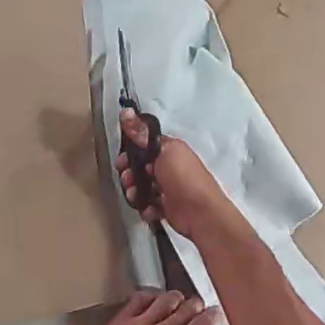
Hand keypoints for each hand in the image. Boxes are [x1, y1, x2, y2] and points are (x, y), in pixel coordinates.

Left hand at [59, 289, 217, 324]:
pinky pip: (139, 299)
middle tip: (198, 308)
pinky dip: (151, 296)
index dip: (211, 317)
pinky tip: (153, 302)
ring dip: (176, 299)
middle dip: (196, 306)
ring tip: (177, 303)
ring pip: (165, 299)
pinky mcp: (120, 321)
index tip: (214, 314)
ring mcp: (138, 324)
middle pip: (186, 308)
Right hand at [115, 110, 237, 238]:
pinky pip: (150, 205)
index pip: (145, 146)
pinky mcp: (168, 207)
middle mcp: (170, 167)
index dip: (131, 153)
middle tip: (128, 180)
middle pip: (141, 168)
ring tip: (137, 197)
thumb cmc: (183, 178)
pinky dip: (147, 208)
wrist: (201, 213)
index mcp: (170, 150)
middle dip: (130, 175)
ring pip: (143, 188)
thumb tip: (126, 111)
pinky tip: (150, 210)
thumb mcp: (162, 152)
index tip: (122, 162)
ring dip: (136, 193)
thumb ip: (142, 135)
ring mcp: (169, 188)